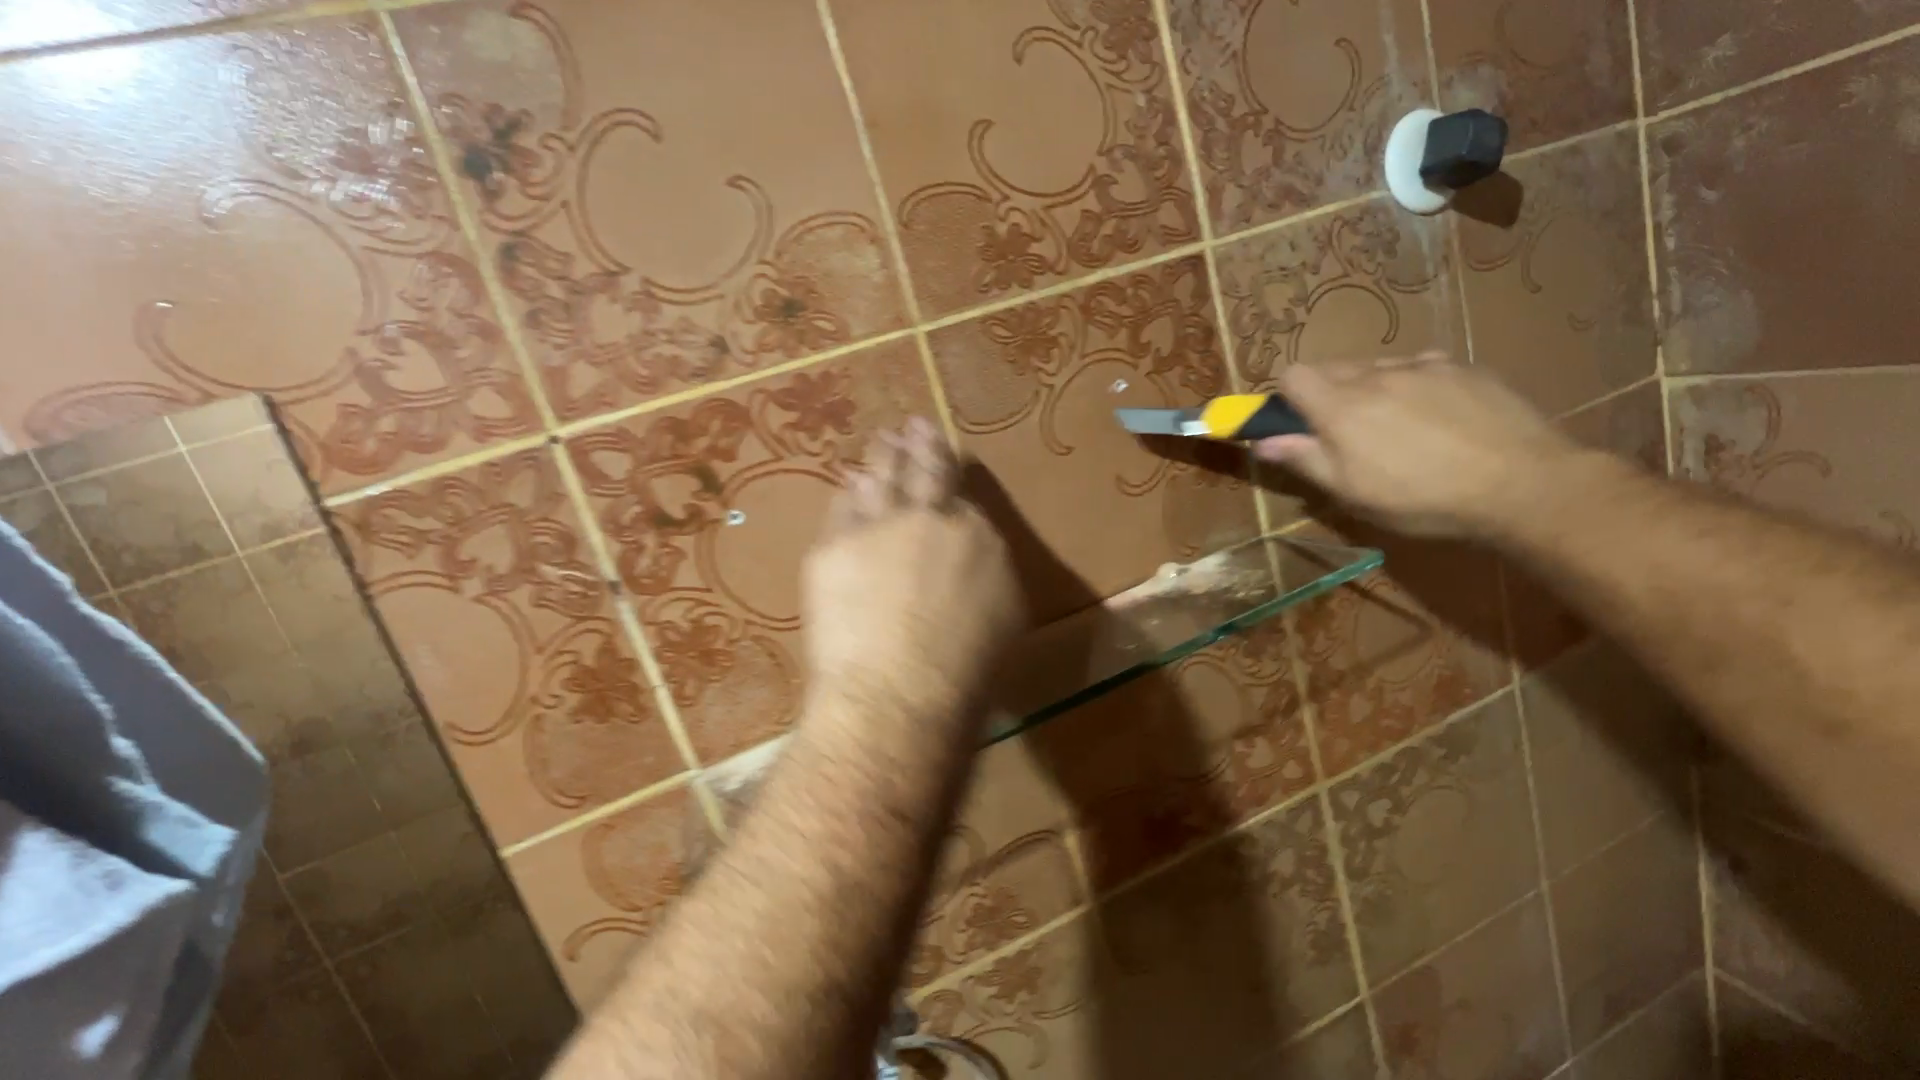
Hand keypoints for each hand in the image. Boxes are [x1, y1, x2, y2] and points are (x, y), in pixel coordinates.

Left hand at [803, 418, 1022, 716]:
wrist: (898, 693)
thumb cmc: (965, 676)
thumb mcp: (1003, 625)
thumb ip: (987, 578)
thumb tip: (972, 562)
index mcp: (980, 541)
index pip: (964, 500)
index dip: (952, 478)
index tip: (945, 459)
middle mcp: (933, 521)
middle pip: (926, 473)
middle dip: (921, 446)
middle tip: (914, 425)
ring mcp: (880, 527)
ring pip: (882, 479)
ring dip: (883, 456)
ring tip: (883, 439)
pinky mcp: (835, 545)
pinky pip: (841, 507)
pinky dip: (847, 492)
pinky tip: (847, 481)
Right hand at [1255, 354, 1579, 536]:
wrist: (1521, 483)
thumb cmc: (1423, 499)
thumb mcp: (1353, 493)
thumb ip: (1305, 460)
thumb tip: (1262, 440)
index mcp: (1341, 406)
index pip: (1292, 375)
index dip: (1288, 398)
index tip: (1301, 425)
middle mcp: (1376, 374)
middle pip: (1333, 368)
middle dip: (1329, 394)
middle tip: (1349, 435)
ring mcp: (1423, 365)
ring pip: (1377, 366)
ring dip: (1372, 388)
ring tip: (1399, 427)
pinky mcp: (1463, 367)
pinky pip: (1421, 367)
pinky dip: (1416, 386)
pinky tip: (1440, 419)